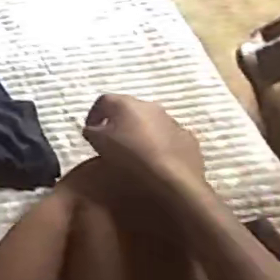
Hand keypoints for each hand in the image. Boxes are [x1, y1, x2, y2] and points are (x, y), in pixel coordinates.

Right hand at [82, 93, 209, 202]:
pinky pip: (168, 137)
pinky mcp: (188, 139)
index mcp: (125, 103)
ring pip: (150, 122)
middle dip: (119, 121)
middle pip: (129, 109)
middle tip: (111, 138)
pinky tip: (155, 158)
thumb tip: (93, 129)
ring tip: (134, 150)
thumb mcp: (97, 141)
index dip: (94, 114)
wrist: (173, 178)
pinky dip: (159, 143)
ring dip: (140, 132)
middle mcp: (150, 106)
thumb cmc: (128, 154)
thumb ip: (91, 130)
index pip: (103, 101)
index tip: (90, 129)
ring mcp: (173, 122)